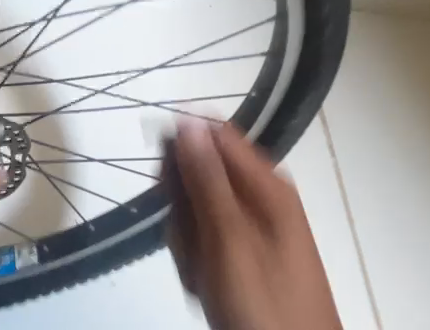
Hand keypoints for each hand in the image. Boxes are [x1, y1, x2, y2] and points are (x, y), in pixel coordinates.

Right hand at [165, 118, 342, 329]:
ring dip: (189, 245)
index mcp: (266, 182)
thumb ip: (206, 179)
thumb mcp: (230, 241)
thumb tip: (187, 120)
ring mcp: (255, 229)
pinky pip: (208, 243)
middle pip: (201, 175)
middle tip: (189, 247)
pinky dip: (200, 266)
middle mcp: (262, 197)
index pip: (213, 134)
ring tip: (202, 278)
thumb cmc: (266, 308)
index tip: (163, 184)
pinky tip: (208, 290)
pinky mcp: (248, 257)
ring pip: (198, 213)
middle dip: (183, 211)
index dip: (181, 151)